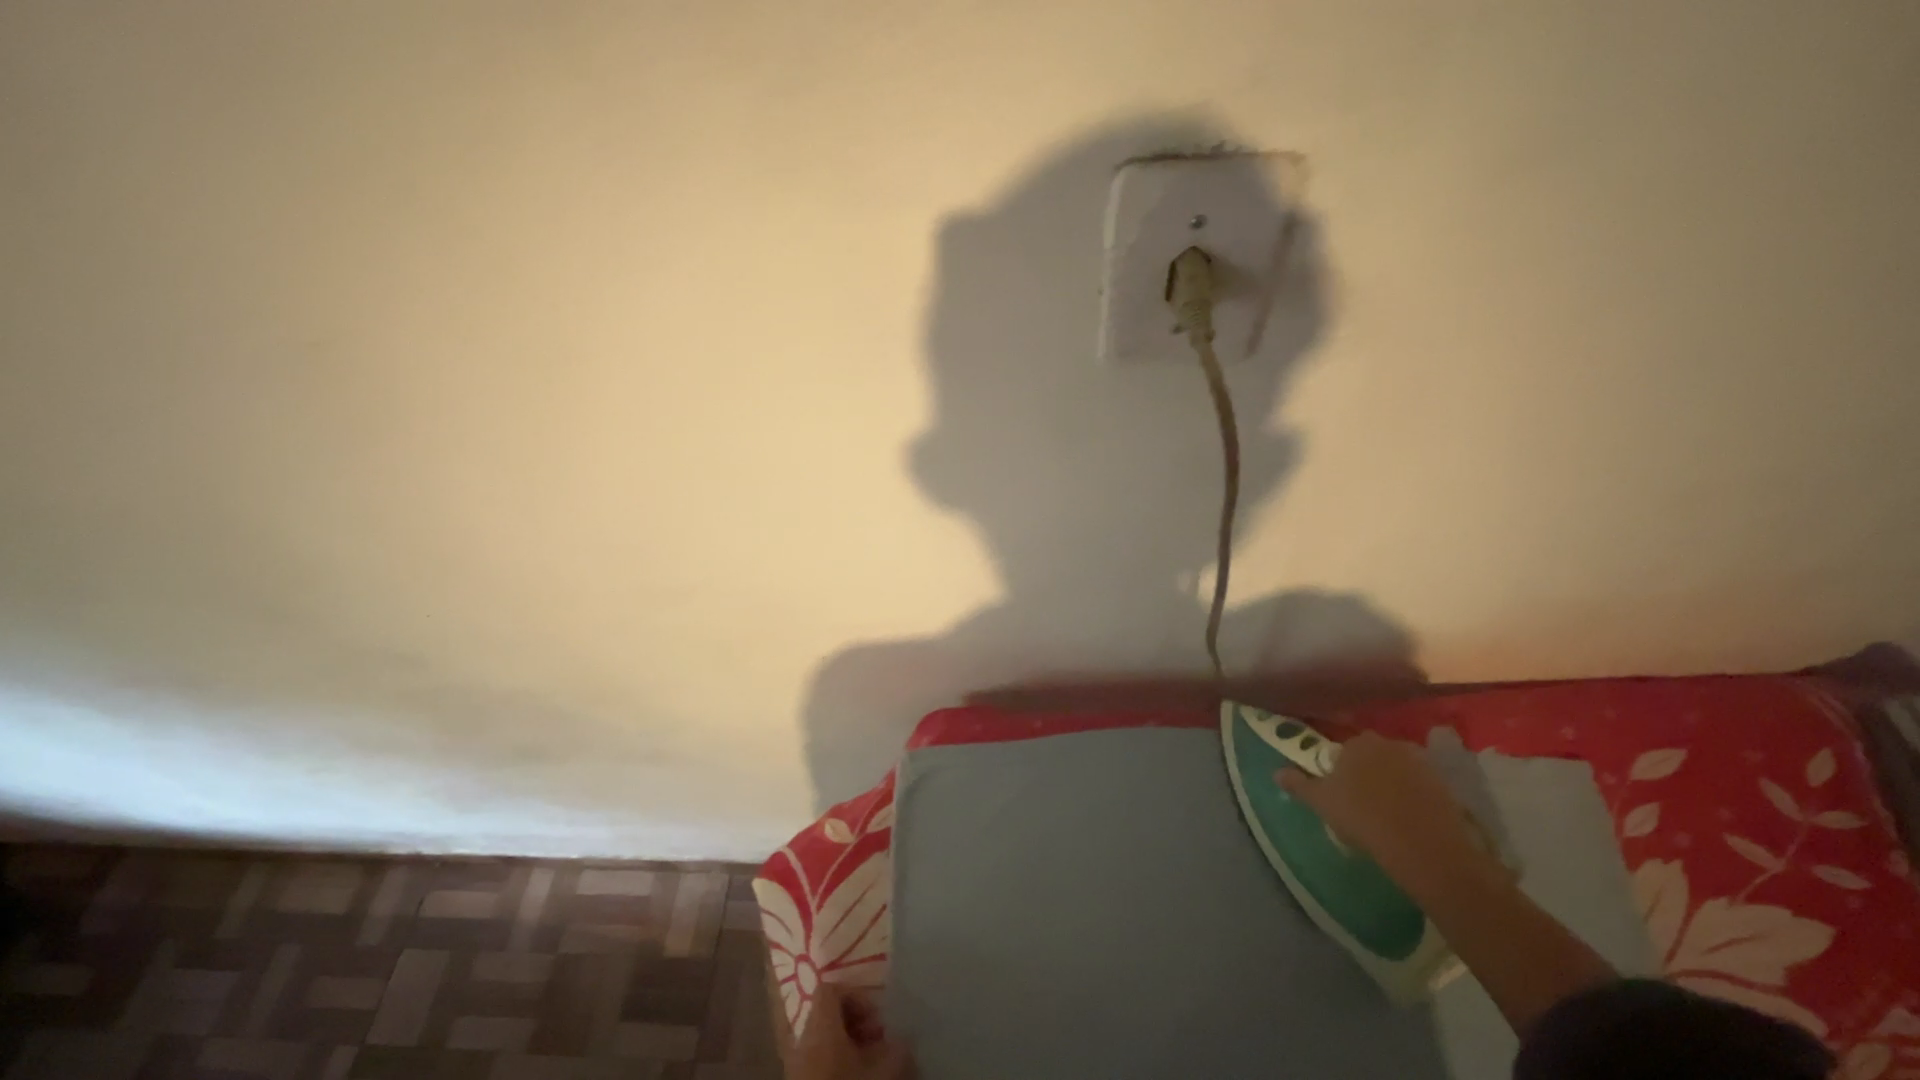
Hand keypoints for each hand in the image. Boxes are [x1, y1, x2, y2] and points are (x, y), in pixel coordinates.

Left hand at [789, 982, 913, 1079]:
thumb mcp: (882, 1072)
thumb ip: (897, 1051)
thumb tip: (902, 1041)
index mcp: (820, 1029)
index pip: (829, 988)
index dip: (856, 995)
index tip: (876, 1017)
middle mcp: (803, 1040)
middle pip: (827, 1013)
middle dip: (856, 1022)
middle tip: (879, 1040)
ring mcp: (797, 1064)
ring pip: (822, 1037)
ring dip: (848, 1043)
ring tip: (870, 1062)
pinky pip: (817, 1058)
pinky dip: (837, 1060)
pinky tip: (856, 1076)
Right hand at [1277, 731, 1499, 895]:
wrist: (1420, 844)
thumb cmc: (1361, 817)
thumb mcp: (1320, 802)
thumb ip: (1298, 784)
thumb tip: (1277, 772)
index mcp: (1357, 743)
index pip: (1343, 750)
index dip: (1340, 771)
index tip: (1339, 793)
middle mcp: (1389, 743)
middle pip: (1372, 757)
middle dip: (1367, 774)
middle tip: (1361, 805)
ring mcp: (1420, 762)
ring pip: (1398, 770)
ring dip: (1392, 785)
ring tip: (1386, 816)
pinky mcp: (1444, 783)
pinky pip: (1420, 787)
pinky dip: (1414, 798)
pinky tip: (1409, 821)